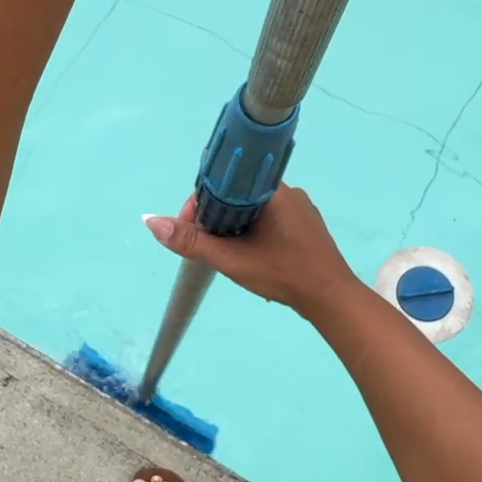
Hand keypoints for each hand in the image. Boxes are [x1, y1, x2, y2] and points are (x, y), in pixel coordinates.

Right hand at [144, 186, 364, 315]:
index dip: (200, 205)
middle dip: (216, 221)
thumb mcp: (231, 259)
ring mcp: (299, 209)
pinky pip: (270, 221)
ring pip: (252, 211)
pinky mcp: (306, 227)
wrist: (331, 298)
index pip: (223, 183)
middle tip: (208, 249)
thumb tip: (151, 222)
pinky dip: (253, 235)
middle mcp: (287, 192)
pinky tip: (253, 258)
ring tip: (228, 256)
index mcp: (270, 190)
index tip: (191, 230)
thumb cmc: (283, 273)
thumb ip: (191, 241)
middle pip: (236, 197)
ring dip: (234, 230)